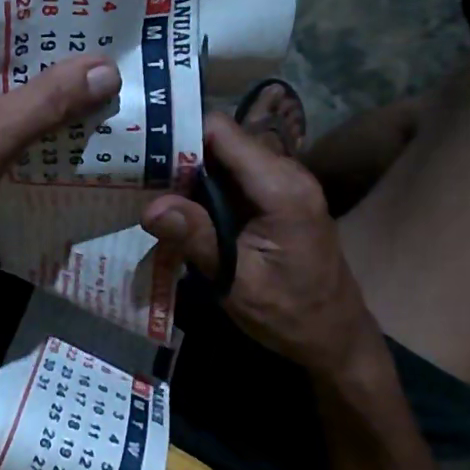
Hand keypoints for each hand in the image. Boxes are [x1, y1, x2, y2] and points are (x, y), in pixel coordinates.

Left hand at [0, 0, 120, 268]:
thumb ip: (49, 101)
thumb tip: (109, 68)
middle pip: (6, 24)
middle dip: (58, 35)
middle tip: (118, 36)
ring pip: (7, 60)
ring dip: (49, 71)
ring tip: (111, 69)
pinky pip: (0, 90)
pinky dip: (33, 99)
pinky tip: (77, 109)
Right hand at [142, 113, 377, 377]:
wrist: (336, 338)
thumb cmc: (292, 315)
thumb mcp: (239, 283)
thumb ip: (197, 238)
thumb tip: (150, 207)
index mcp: (281, 187)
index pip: (221, 131)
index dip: (178, 134)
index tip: (140, 154)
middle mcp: (284, 172)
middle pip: (218, 140)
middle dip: (175, 153)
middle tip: (133, 174)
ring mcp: (280, 181)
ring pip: (221, 156)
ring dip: (185, 170)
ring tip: (145, 188)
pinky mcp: (273, 194)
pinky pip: (229, 174)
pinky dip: (200, 184)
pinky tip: (174, 204)